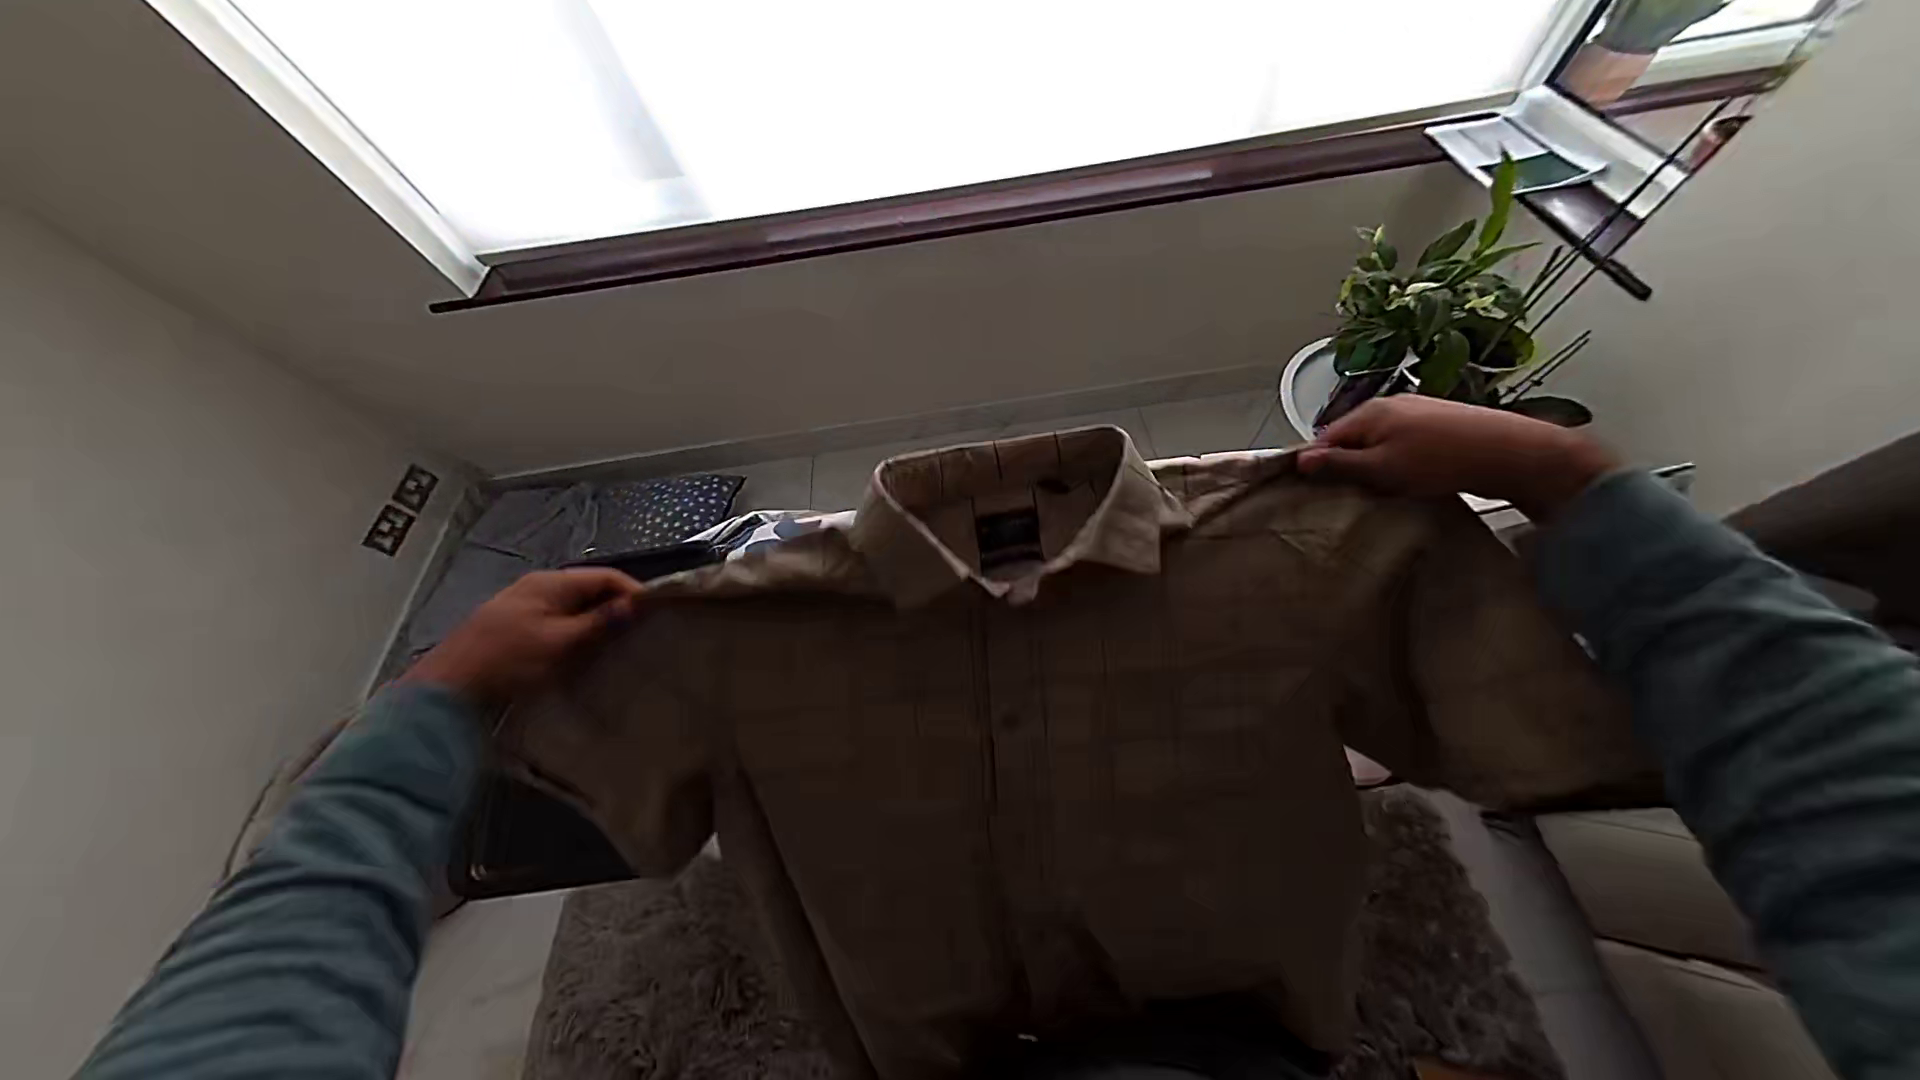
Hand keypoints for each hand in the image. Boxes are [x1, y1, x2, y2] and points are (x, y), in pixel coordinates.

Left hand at [402, 568, 643, 708]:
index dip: (633, 591)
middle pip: (591, 589)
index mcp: (551, 583)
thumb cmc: (508, 661)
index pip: (606, 576)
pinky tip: (586, 649)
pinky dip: (579, 629)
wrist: (445, 691)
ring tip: (620, 642)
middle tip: (641, 630)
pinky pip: (561, 619)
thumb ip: (600, 622)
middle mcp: (538, 586)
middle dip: (618, 606)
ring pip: (576, 605)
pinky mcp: (517, 625)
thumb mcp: (561, 641)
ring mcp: (525, 605)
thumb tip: (634, 605)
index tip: (656, 613)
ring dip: (599, 620)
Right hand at [1295, 396, 1617, 520]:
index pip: (1324, 438)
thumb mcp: (1380, 469)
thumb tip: (1300, 459)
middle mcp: (1389, 403)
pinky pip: (1401, 439)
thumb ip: (1338, 464)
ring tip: (1390, 485)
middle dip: (1349, 463)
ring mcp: (1416, 408)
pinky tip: (1414, 474)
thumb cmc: (1440, 461)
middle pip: (1350, 437)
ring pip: (1377, 439)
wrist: (1512, 454)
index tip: (1323, 488)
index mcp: (1369, 412)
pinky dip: (1399, 457)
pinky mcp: (1437, 419)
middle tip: (1360, 489)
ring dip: (1376, 462)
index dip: (1320, 464)